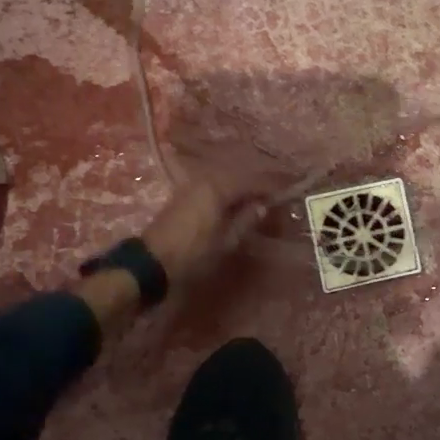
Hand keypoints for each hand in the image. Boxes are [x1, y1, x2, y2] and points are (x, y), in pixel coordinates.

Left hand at [141, 138, 291, 280]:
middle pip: (239, 177)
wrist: (151, 262)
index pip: (253, 181)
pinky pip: (212, 187)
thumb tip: (263, 206)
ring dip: (241, 189)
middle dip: (257, 186)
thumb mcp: (227, 240)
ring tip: (256, 203)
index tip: (287, 194)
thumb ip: (247, 220)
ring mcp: (192, 186)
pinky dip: (226, 193)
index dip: (272, 188)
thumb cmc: (194, 253)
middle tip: (273, 199)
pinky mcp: (183, 195)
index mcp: (219, 187)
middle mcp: (205, 179)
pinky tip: (234, 205)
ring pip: (225, 181)